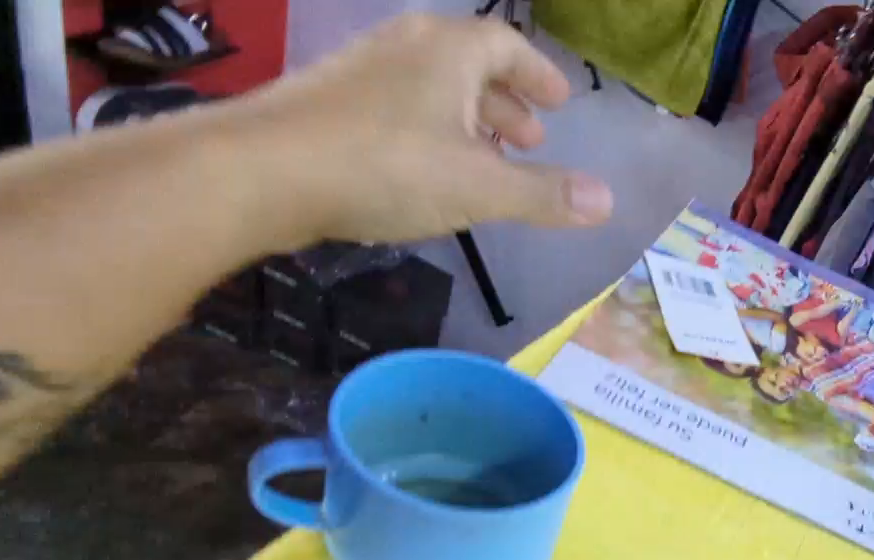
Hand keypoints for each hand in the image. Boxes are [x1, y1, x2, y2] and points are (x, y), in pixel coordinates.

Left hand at [239, 14, 613, 244]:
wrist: (265, 171)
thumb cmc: (387, 168)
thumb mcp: (482, 188)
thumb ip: (545, 195)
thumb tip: (608, 200)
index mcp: (448, 52)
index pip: (505, 45)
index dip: (537, 73)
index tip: (560, 101)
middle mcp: (405, 46)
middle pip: (469, 62)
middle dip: (507, 101)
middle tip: (532, 139)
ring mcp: (364, 71)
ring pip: (433, 86)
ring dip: (470, 118)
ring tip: (489, 158)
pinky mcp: (333, 102)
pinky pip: (401, 104)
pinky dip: (433, 129)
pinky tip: (431, 170)